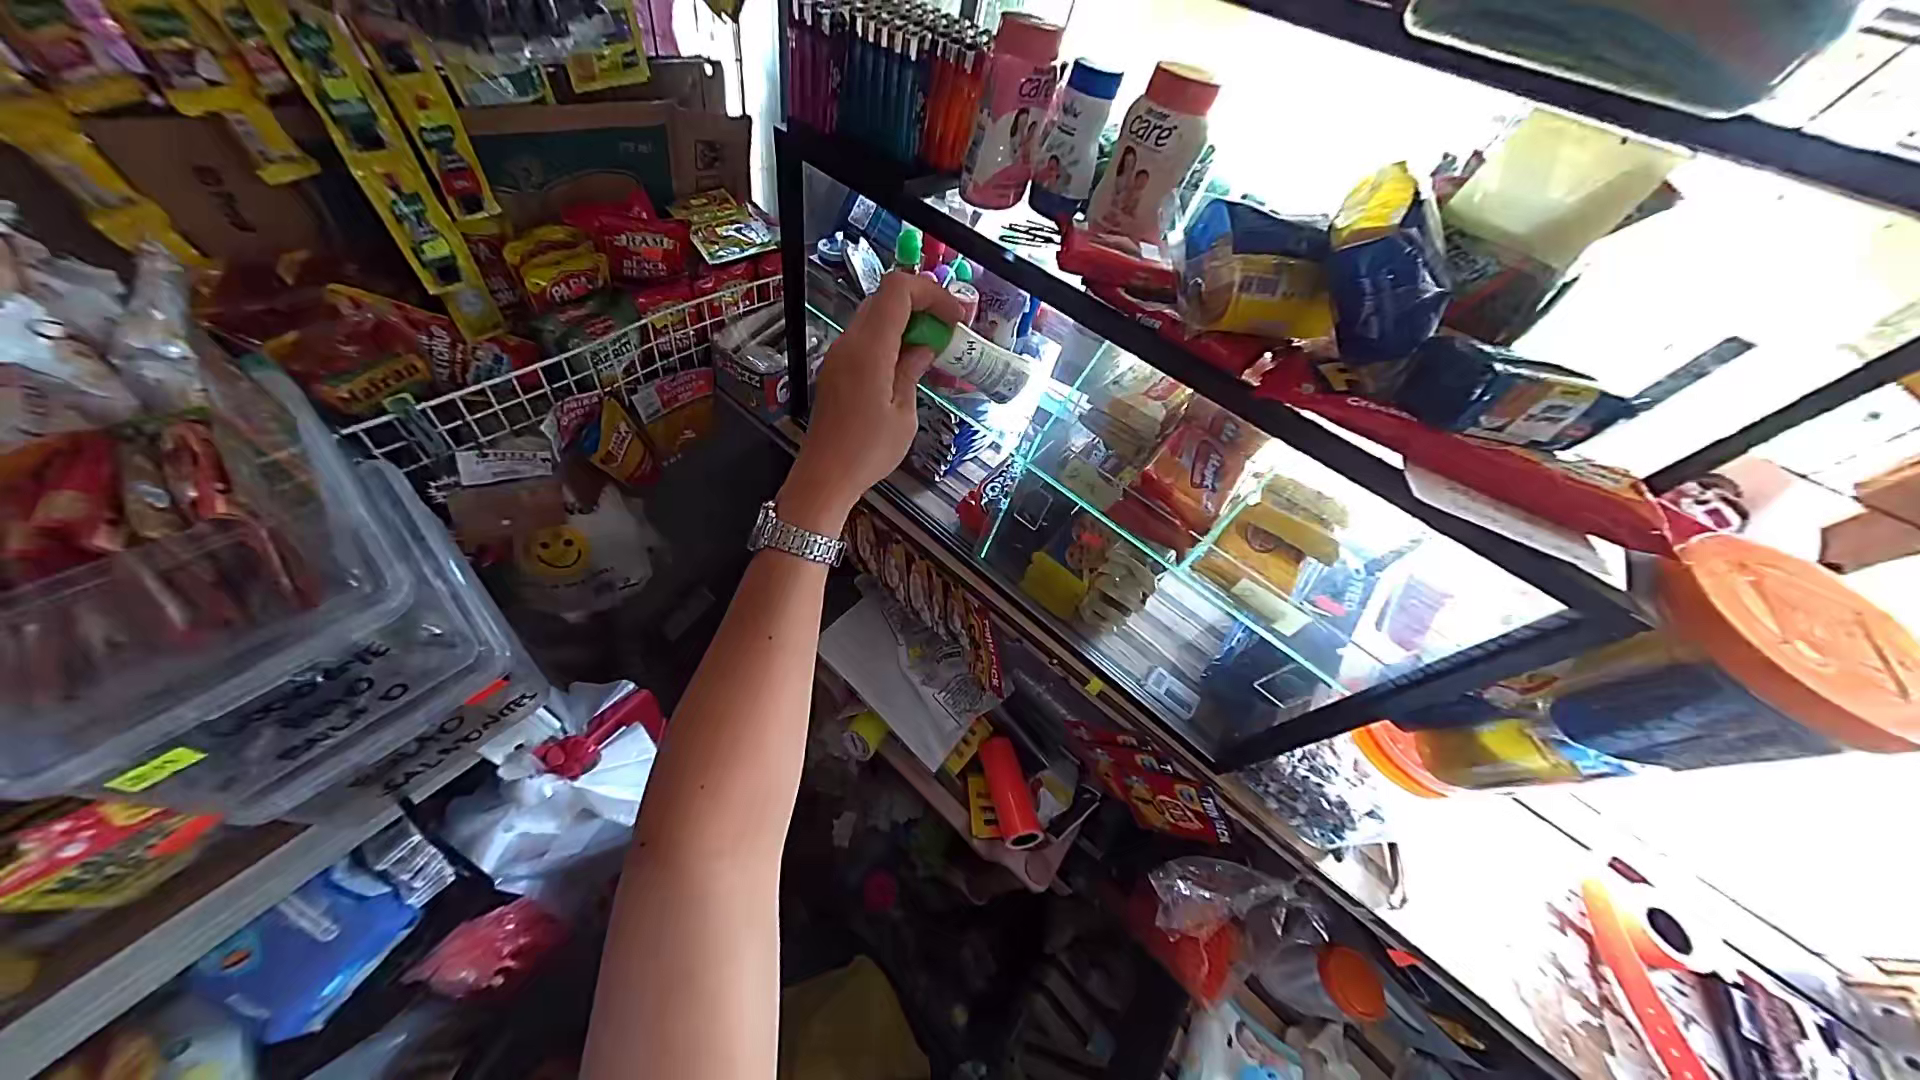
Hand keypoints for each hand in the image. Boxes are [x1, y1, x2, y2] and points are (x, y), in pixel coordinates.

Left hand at [778, 271, 964, 534]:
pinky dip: (891, 339)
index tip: (955, 315)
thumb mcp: (904, 414)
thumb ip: (912, 371)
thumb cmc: (867, 452)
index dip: (932, 292)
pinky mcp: (836, 369)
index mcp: (869, 349)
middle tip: (948, 329)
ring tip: (932, 347)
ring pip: (875, 316)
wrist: (825, 476)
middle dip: (922, 305)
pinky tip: (908, 363)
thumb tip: (923, 348)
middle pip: (886, 298)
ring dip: (907, 322)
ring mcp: (839, 355)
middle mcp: (849, 343)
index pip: (898, 289)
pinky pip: (866, 339)